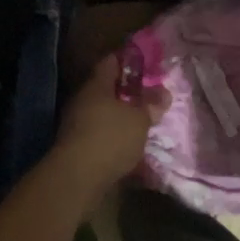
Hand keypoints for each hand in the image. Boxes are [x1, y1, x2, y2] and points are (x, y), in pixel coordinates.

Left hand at [48, 55, 169, 198]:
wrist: (76, 179)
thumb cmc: (110, 138)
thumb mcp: (139, 120)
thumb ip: (151, 105)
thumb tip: (164, 92)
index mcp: (96, 85)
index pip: (111, 62)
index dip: (128, 61)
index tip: (146, 66)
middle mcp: (83, 99)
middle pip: (106, 88)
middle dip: (126, 93)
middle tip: (148, 97)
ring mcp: (76, 123)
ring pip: (102, 113)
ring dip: (119, 117)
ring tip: (141, 123)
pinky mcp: (75, 147)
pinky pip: (98, 134)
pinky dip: (112, 137)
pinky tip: (128, 146)